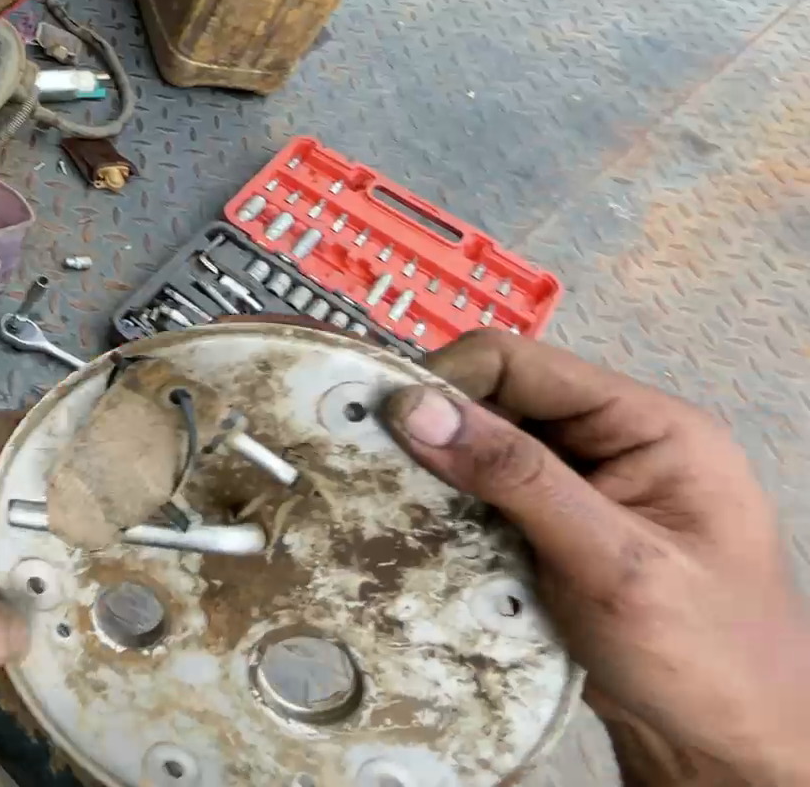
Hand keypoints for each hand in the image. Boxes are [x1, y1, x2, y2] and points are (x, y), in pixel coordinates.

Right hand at [381, 330, 809, 785]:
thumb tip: (412, 406)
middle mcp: (605, 437)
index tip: (392, 428)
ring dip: (430, 467)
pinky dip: (438, 496)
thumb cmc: (704, 659)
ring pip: (468, 437)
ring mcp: (571, 476)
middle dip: (431, 428)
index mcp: (647, 426)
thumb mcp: (613, 563)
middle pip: (485, 395)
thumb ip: (515, 477)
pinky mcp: (539, 511)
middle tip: (385, 470)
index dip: (445, 383)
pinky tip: (423, 523)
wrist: (725, 749)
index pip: (513, 362)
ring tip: (401, 502)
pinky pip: (469, 479)